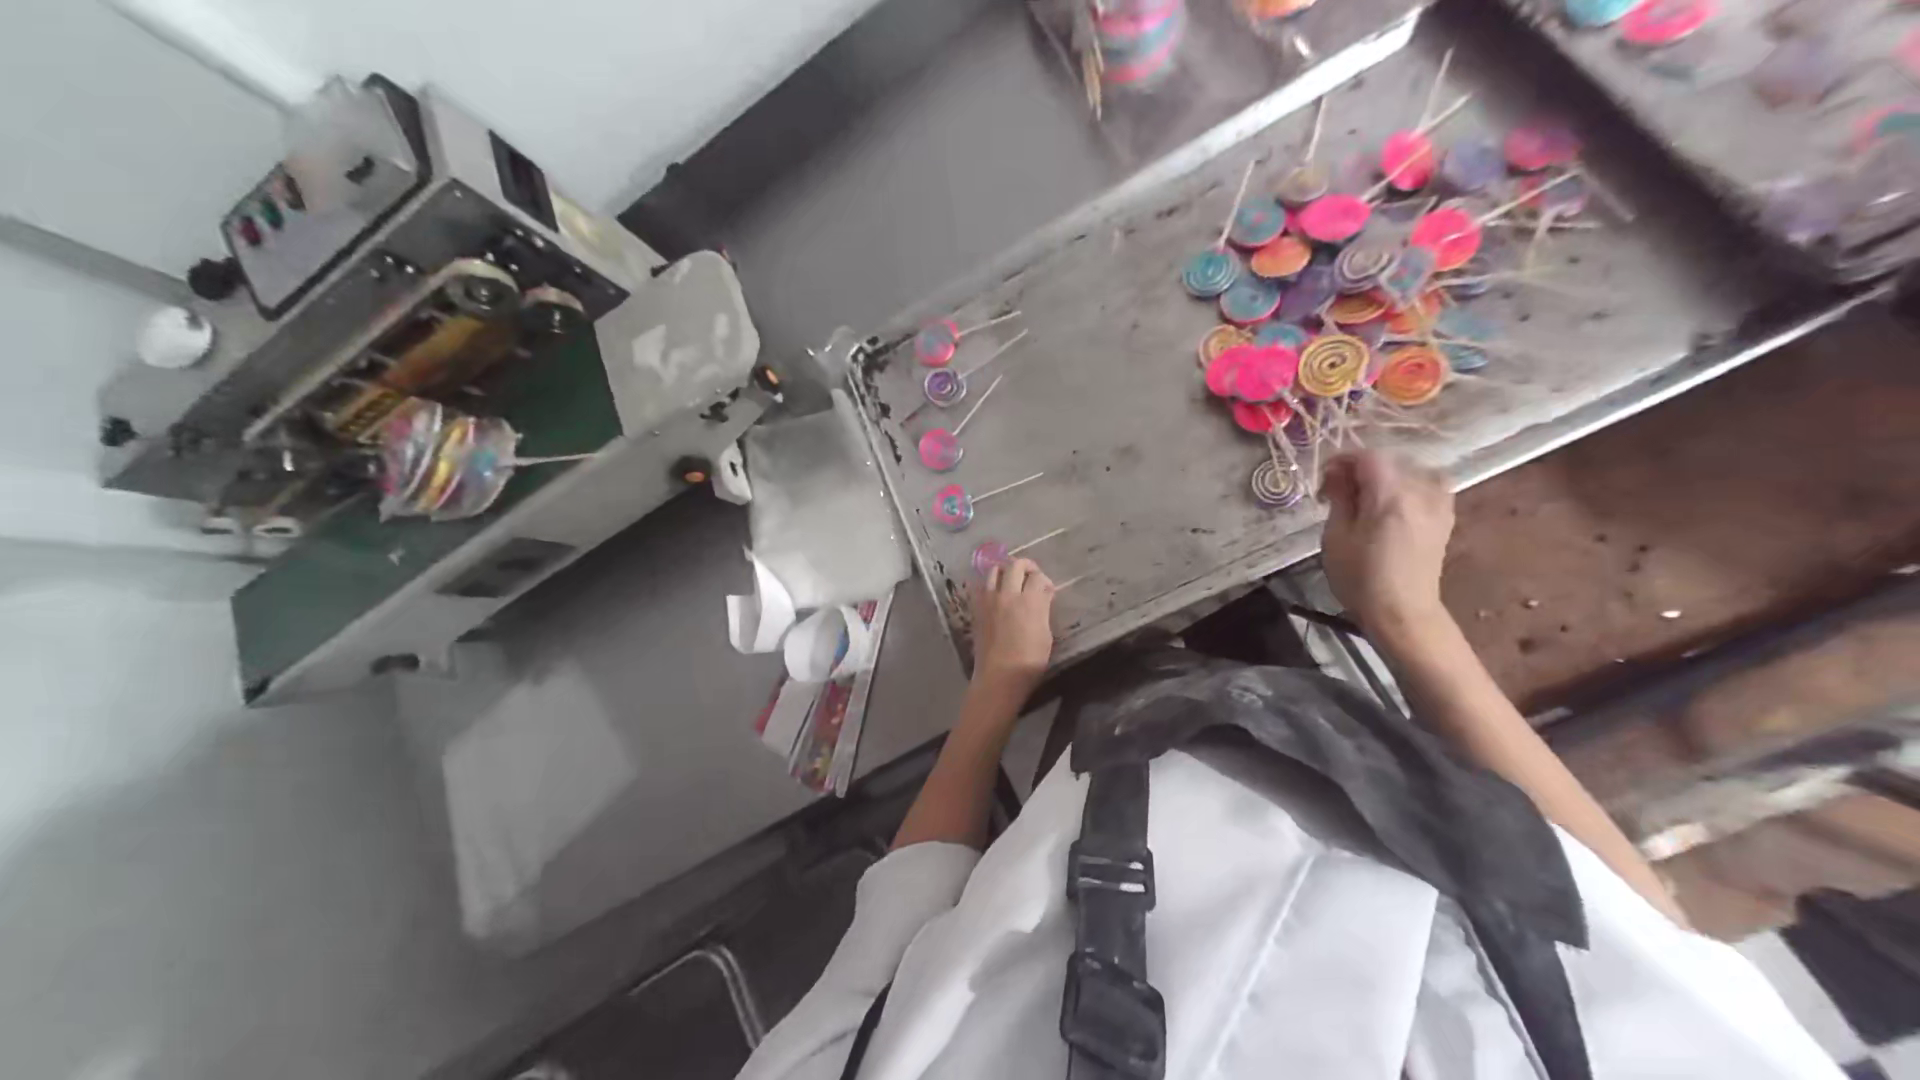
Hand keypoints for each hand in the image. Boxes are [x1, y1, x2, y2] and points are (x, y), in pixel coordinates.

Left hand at [970, 557, 1055, 686]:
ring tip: (1011, 581)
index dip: (1045, 580)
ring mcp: (989, 600)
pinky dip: (988, 584)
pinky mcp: (977, 609)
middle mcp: (1007, 594)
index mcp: (1029, 601)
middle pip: (1015, 565)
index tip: (1048, 589)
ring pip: (994, 570)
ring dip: (1005, 571)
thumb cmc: (1030, 661)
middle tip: (1031, 576)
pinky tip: (994, 593)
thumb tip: (1042, 595)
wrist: (1000, 676)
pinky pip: (980, 586)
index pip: (1038, 576)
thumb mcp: (1046, 634)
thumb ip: (1043, 610)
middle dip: (1026, 566)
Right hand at [1320, 450, 1454, 632]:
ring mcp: (1439, 504)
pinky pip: (1428, 485)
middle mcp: (1421, 492)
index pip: (1369, 457)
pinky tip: (1391, 503)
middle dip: (1361, 469)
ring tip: (1365, 496)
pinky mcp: (1444, 517)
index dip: (1343, 460)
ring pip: (1411, 470)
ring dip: (1385, 476)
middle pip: (1390, 461)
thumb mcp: (1336, 536)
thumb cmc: (1360, 578)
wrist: (1402, 612)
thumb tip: (1338, 473)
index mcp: (1391, 496)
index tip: (1324, 477)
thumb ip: (1340, 498)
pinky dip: (1407, 485)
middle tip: (1337, 491)